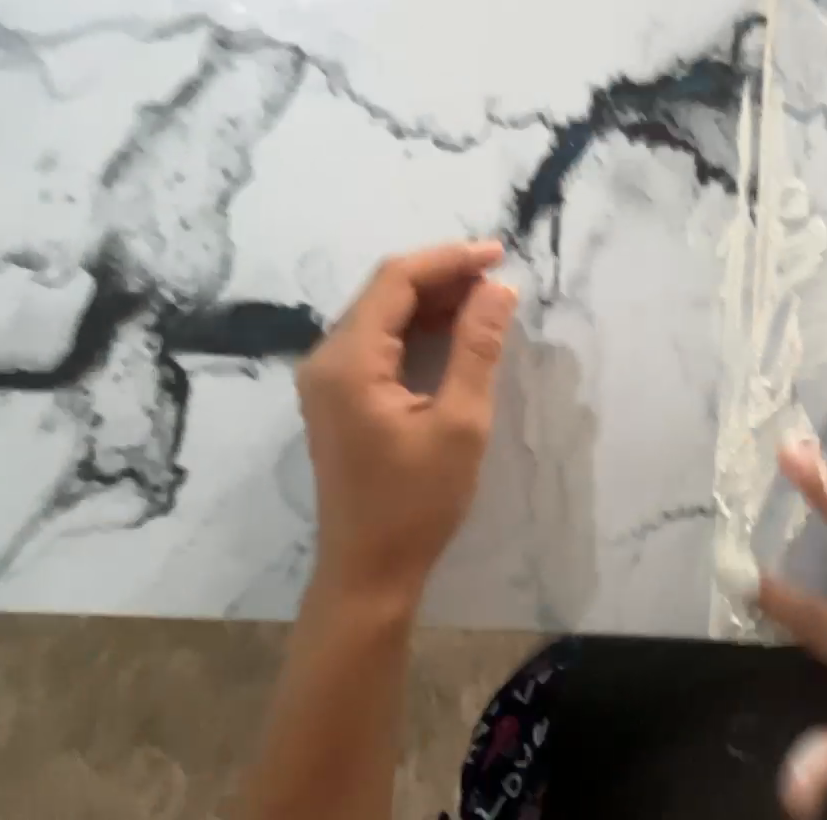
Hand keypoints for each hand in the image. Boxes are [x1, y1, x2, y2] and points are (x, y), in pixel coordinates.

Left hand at [295, 239, 518, 609]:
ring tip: (487, 298)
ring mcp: (329, 379)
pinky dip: (420, 328)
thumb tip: (499, 289)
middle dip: (443, 277)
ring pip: (384, 316)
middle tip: (499, 277)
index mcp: (348, 362)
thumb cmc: (417, 502)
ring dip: (434, 301)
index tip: (498, 254)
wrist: (369, 571)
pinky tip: (457, 330)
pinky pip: (380, 342)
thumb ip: (478, 348)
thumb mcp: (460, 422)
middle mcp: (327, 359)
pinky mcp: (340, 396)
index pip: (396, 281)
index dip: (449, 259)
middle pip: (385, 292)